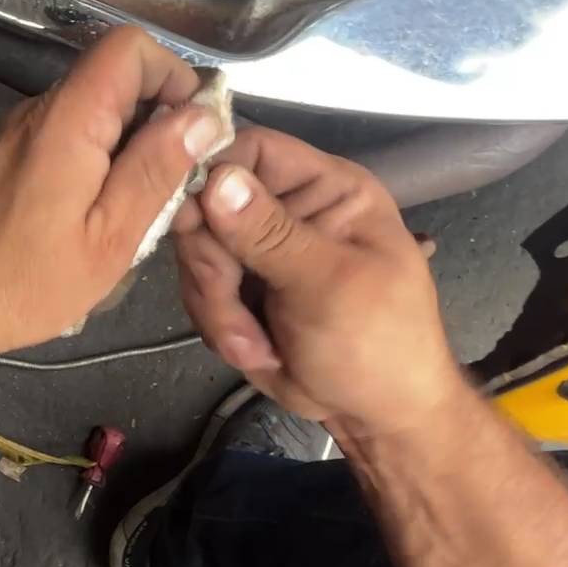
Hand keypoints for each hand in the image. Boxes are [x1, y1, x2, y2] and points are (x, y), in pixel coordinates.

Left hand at [0, 27, 225, 358]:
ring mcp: (20, 131)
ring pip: (95, 106)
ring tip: (142, 202)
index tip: (193, 129)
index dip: (172, 74)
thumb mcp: (110, 238)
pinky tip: (105, 207)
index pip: (128, 47)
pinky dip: (100, 155)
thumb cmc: (28, 284)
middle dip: (158, 115)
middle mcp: (38, 111)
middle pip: (113, 75)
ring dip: (131, 141)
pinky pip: (69, 132)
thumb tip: (202, 116)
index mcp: (66, 123)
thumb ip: (155, 169)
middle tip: (177, 179)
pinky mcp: (11, 153)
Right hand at [173, 127, 469, 431]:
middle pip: (206, 206)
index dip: (212, 174)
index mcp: (323, 190)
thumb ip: (270, 234)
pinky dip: (217, 324)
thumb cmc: (378, 344)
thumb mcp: (329, 286)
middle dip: (212, 265)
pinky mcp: (235, 286)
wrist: (373, 416)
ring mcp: (255, 250)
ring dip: (216, 305)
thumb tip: (216, 178)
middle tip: (231, 302)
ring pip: (194, 254)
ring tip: (257, 344)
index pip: (250, 150)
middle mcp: (283, 210)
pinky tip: (255, 348)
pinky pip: (196, 291)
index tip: (189, 217)